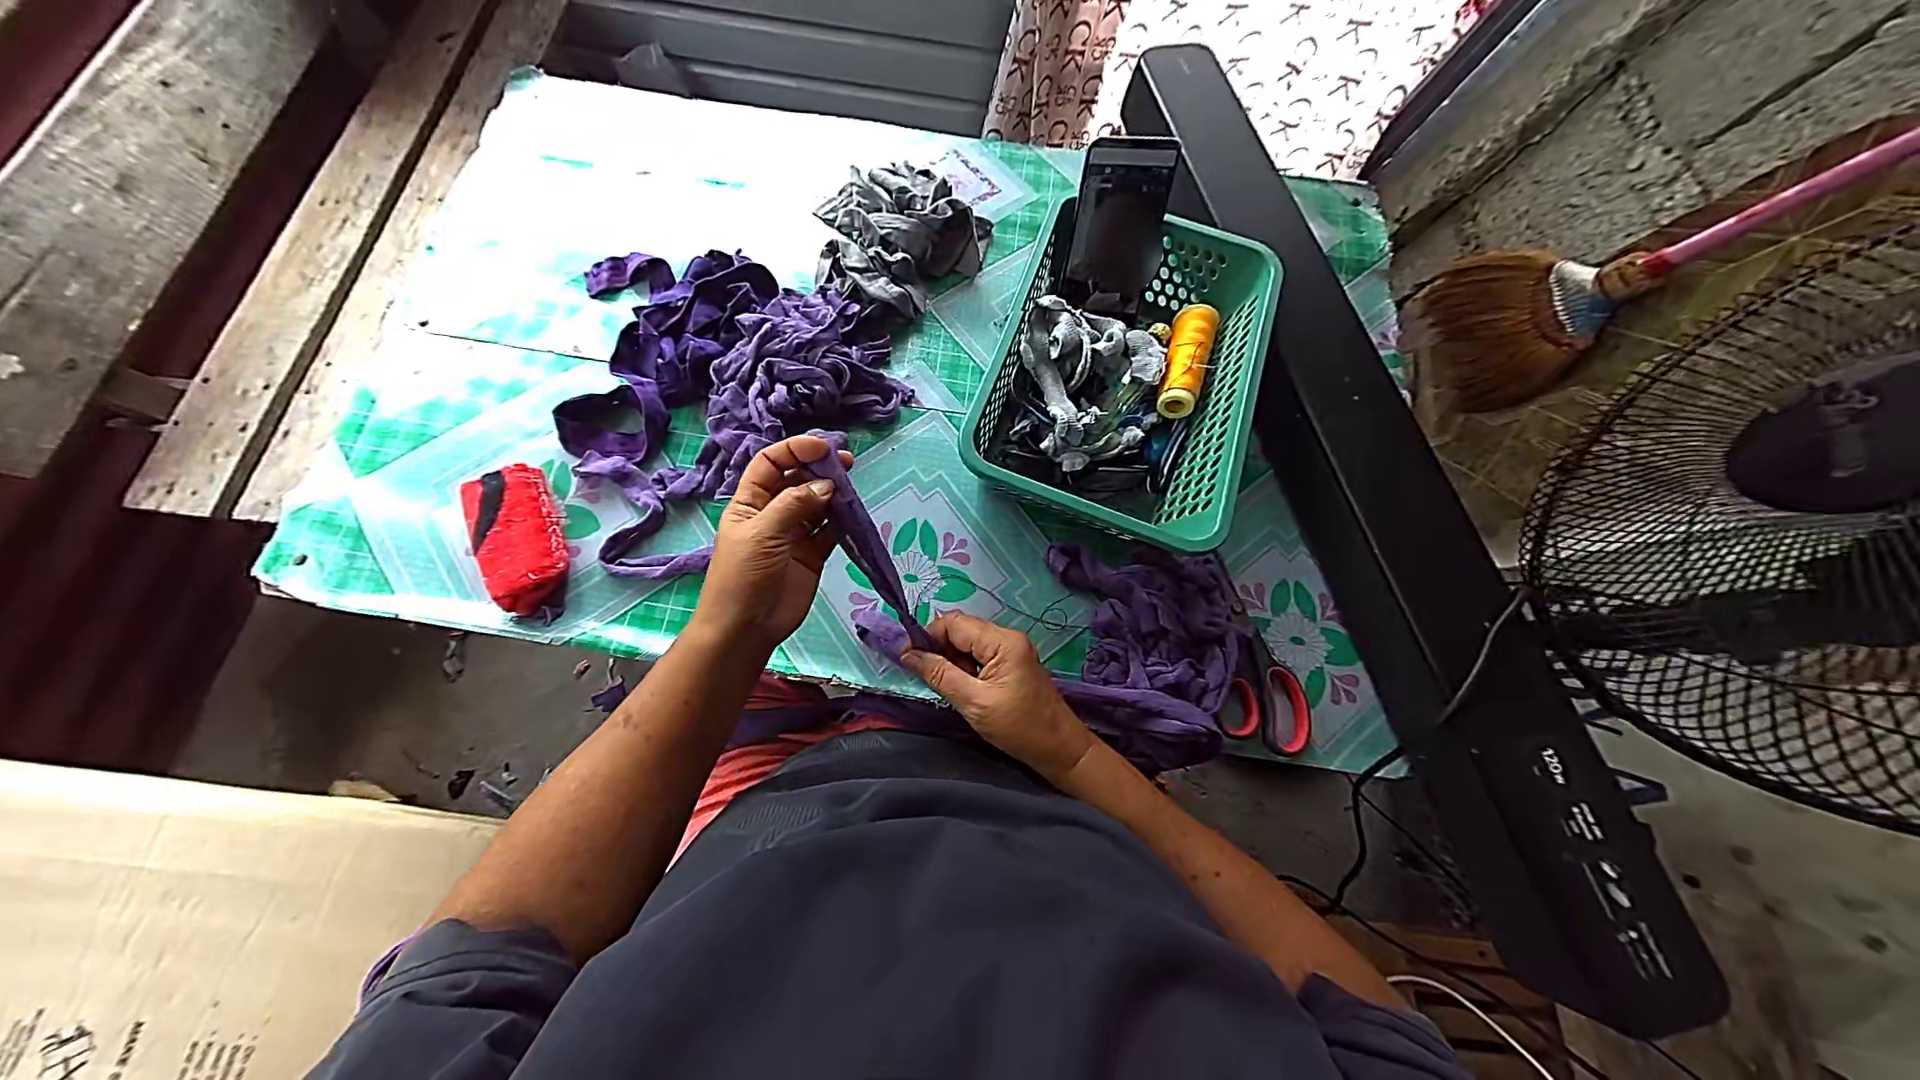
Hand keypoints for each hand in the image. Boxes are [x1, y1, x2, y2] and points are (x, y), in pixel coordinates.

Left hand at [690, 435, 851, 655]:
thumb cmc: (743, 577)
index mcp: (749, 502)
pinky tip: (852, 513)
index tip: (822, 446)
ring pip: (817, 504)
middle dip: (819, 469)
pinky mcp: (812, 554)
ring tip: (853, 487)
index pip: (771, 463)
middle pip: (797, 480)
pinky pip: (829, 530)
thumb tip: (826, 485)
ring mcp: (793, 534)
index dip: (794, 450)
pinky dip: (841, 521)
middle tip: (847, 463)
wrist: (746, 628)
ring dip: (834, 493)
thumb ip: (794, 505)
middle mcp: (772, 513)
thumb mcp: (762, 533)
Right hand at [901, 613, 1096, 782]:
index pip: (954, 622)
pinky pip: (979, 655)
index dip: (928, 637)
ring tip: (949, 687)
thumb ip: (939, 674)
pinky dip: (965, 667)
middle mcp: (1007, 637)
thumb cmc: (1018, 727)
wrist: (1059, 749)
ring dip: (952, 660)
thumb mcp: (973, 702)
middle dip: (939, 649)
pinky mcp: (1012, 662)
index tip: (909, 659)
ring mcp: (1011, 649)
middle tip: (930, 678)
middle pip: (961, 629)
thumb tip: (907, 654)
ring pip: (968, 643)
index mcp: (1002, 641)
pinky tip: (963, 688)